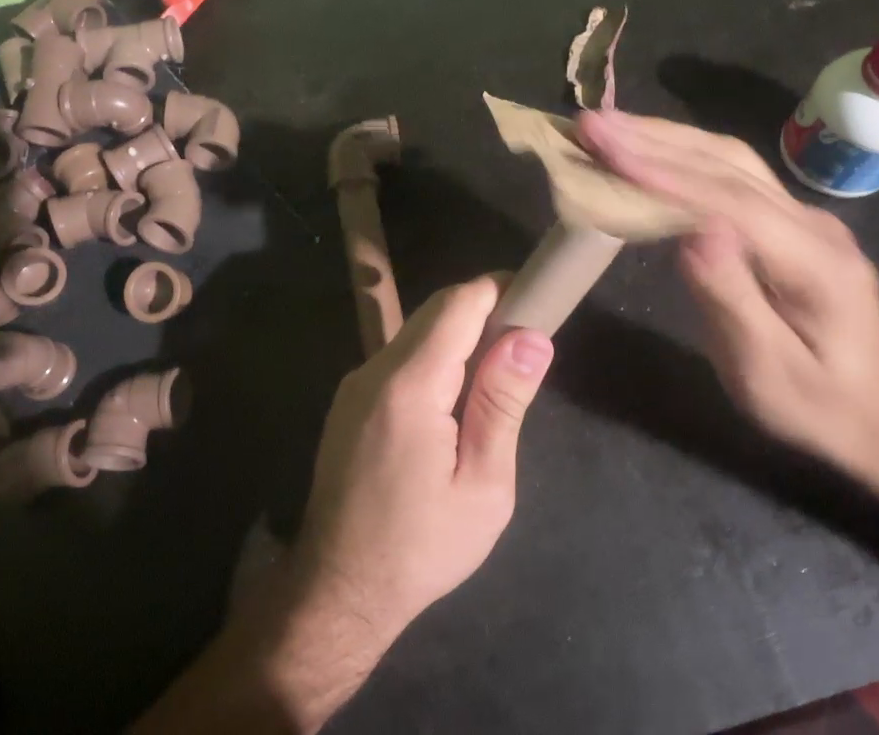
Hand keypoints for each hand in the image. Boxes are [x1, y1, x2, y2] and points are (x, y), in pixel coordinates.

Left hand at [291, 275, 554, 645]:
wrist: (341, 587)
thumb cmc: (422, 546)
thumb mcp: (483, 485)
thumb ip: (502, 404)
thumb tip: (531, 338)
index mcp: (409, 386)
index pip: (457, 304)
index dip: (498, 290)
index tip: (537, 299)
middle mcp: (373, 371)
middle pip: (434, 312)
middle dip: (483, 310)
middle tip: (527, 341)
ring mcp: (354, 387)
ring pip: (414, 334)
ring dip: (458, 338)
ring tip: (498, 374)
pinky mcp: (348, 404)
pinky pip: (397, 362)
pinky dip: (433, 361)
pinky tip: (456, 399)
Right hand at [577, 110, 878, 475]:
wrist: (874, 415)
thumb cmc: (814, 406)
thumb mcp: (768, 372)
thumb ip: (732, 299)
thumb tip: (693, 233)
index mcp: (814, 262)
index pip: (731, 200)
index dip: (665, 173)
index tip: (607, 149)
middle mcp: (813, 224)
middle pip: (729, 164)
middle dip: (654, 140)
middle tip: (588, 124)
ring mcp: (803, 218)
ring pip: (730, 161)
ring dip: (665, 138)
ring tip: (605, 127)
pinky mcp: (786, 222)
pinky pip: (730, 177)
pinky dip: (680, 157)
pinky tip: (644, 151)